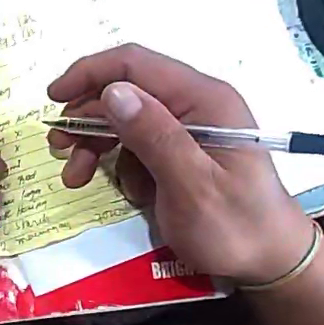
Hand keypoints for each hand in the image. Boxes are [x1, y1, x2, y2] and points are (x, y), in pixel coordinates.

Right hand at [48, 45, 312, 283]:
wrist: (270, 260)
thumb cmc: (235, 226)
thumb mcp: (192, 186)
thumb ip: (154, 136)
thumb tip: (112, 92)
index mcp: (203, 100)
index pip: (136, 65)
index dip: (90, 74)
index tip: (53, 98)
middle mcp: (195, 105)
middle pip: (126, 93)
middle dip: (87, 119)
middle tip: (59, 151)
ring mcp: (188, 129)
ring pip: (127, 122)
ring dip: (97, 146)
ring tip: (76, 178)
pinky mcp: (182, 153)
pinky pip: (139, 148)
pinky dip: (122, 167)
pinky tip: (129, 193)